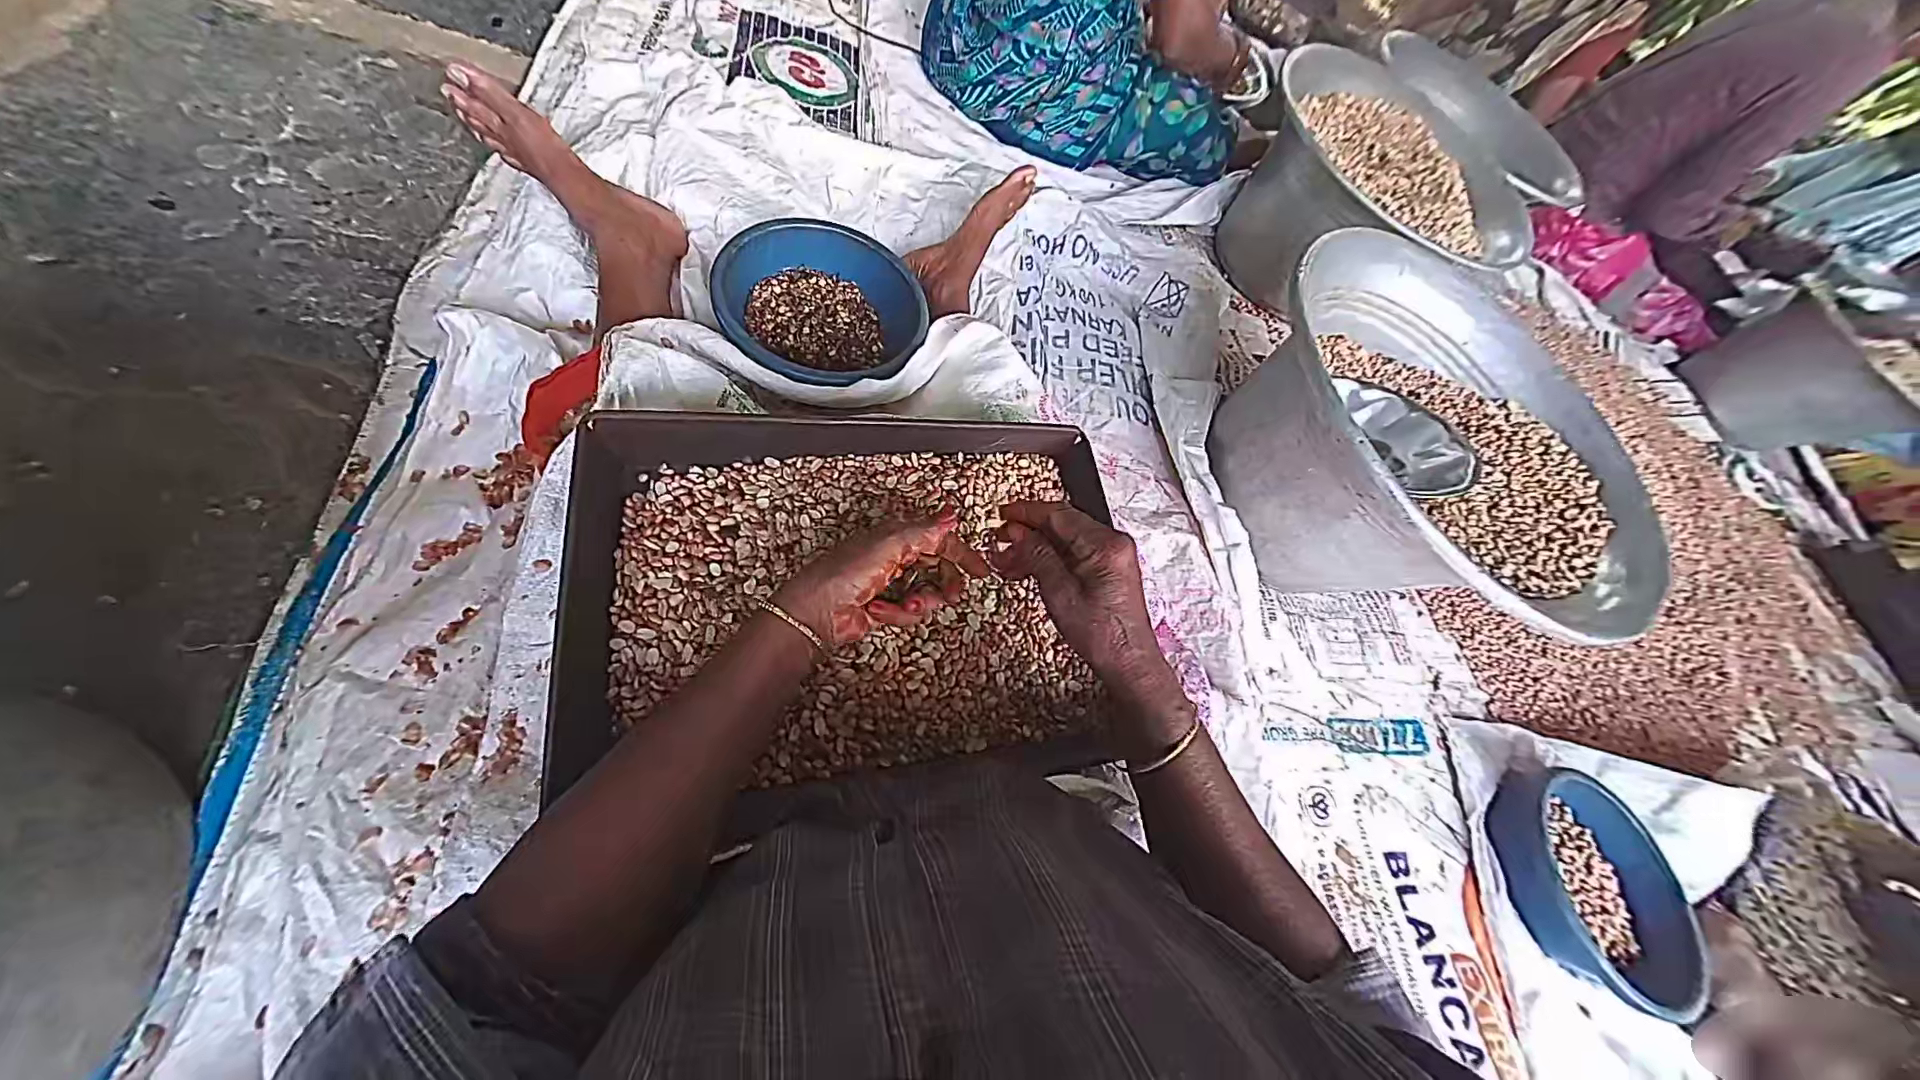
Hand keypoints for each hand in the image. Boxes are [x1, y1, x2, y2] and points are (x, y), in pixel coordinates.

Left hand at [773, 511, 990, 647]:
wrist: (816, 612)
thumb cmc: (843, 573)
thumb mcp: (889, 545)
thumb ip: (924, 531)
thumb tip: (951, 516)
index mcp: (897, 536)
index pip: (939, 540)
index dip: (962, 554)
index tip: (980, 570)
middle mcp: (895, 558)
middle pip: (937, 569)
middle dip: (945, 583)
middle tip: (951, 595)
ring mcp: (891, 584)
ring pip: (926, 594)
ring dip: (920, 603)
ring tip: (906, 606)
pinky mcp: (885, 608)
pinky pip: (908, 613)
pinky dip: (897, 614)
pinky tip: (879, 611)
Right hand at [989, 502, 1173, 689]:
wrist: (1127, 662)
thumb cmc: (1101, 635)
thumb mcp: (1060, 593)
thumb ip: (1038, 556)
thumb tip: (1018, 532)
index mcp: (1104, 545)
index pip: (1059, 514)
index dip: (1026, 512)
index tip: (1004, 513)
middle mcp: (1113, 543)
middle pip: (1062, 524)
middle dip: (1028, 532)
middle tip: (1001, 540)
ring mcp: (1112, 555)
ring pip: (1066, 539)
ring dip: (1036, 547)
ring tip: (1009, 561)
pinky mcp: (1109, 568)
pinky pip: (1074, 553)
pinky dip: (1050, 558)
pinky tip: (1030, 569)